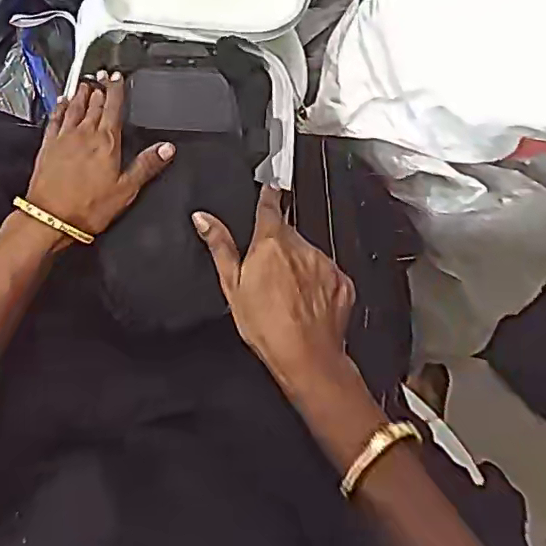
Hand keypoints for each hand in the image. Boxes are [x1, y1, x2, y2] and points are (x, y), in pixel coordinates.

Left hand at [22, 71, 174, 240]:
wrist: (51, 217)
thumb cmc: (86, 207)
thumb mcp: (125, 190)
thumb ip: (146, 165)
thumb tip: (166, 148)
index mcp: (106, 142)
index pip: (113, 107)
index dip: (116, 90)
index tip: (117, 78)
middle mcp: (84, 134)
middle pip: (94, 104)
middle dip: (100, 88)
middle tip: (102, 77)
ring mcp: (64, 138)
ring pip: (74, 108)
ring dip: (80, 94)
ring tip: (84, 84)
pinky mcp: (48, 146)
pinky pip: (54, 119)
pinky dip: (59, 108)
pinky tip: (60, 103)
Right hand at [194, 186, 358, 393]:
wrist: (307, 358)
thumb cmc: (266, 325)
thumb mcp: (232, 283)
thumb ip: (219, 245)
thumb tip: (203, 219)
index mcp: (271, 242)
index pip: (270, 205)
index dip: (268, 195)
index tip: (269, 188)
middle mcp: (301, 247)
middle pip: (288, 232)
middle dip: (277, 244)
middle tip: (266, 269)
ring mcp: (324, 263)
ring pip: (307, 252)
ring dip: (297, 263)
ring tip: (284, 292)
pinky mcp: (341, 281)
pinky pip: (325, 271)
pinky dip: (315, 280)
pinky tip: (303, 300)